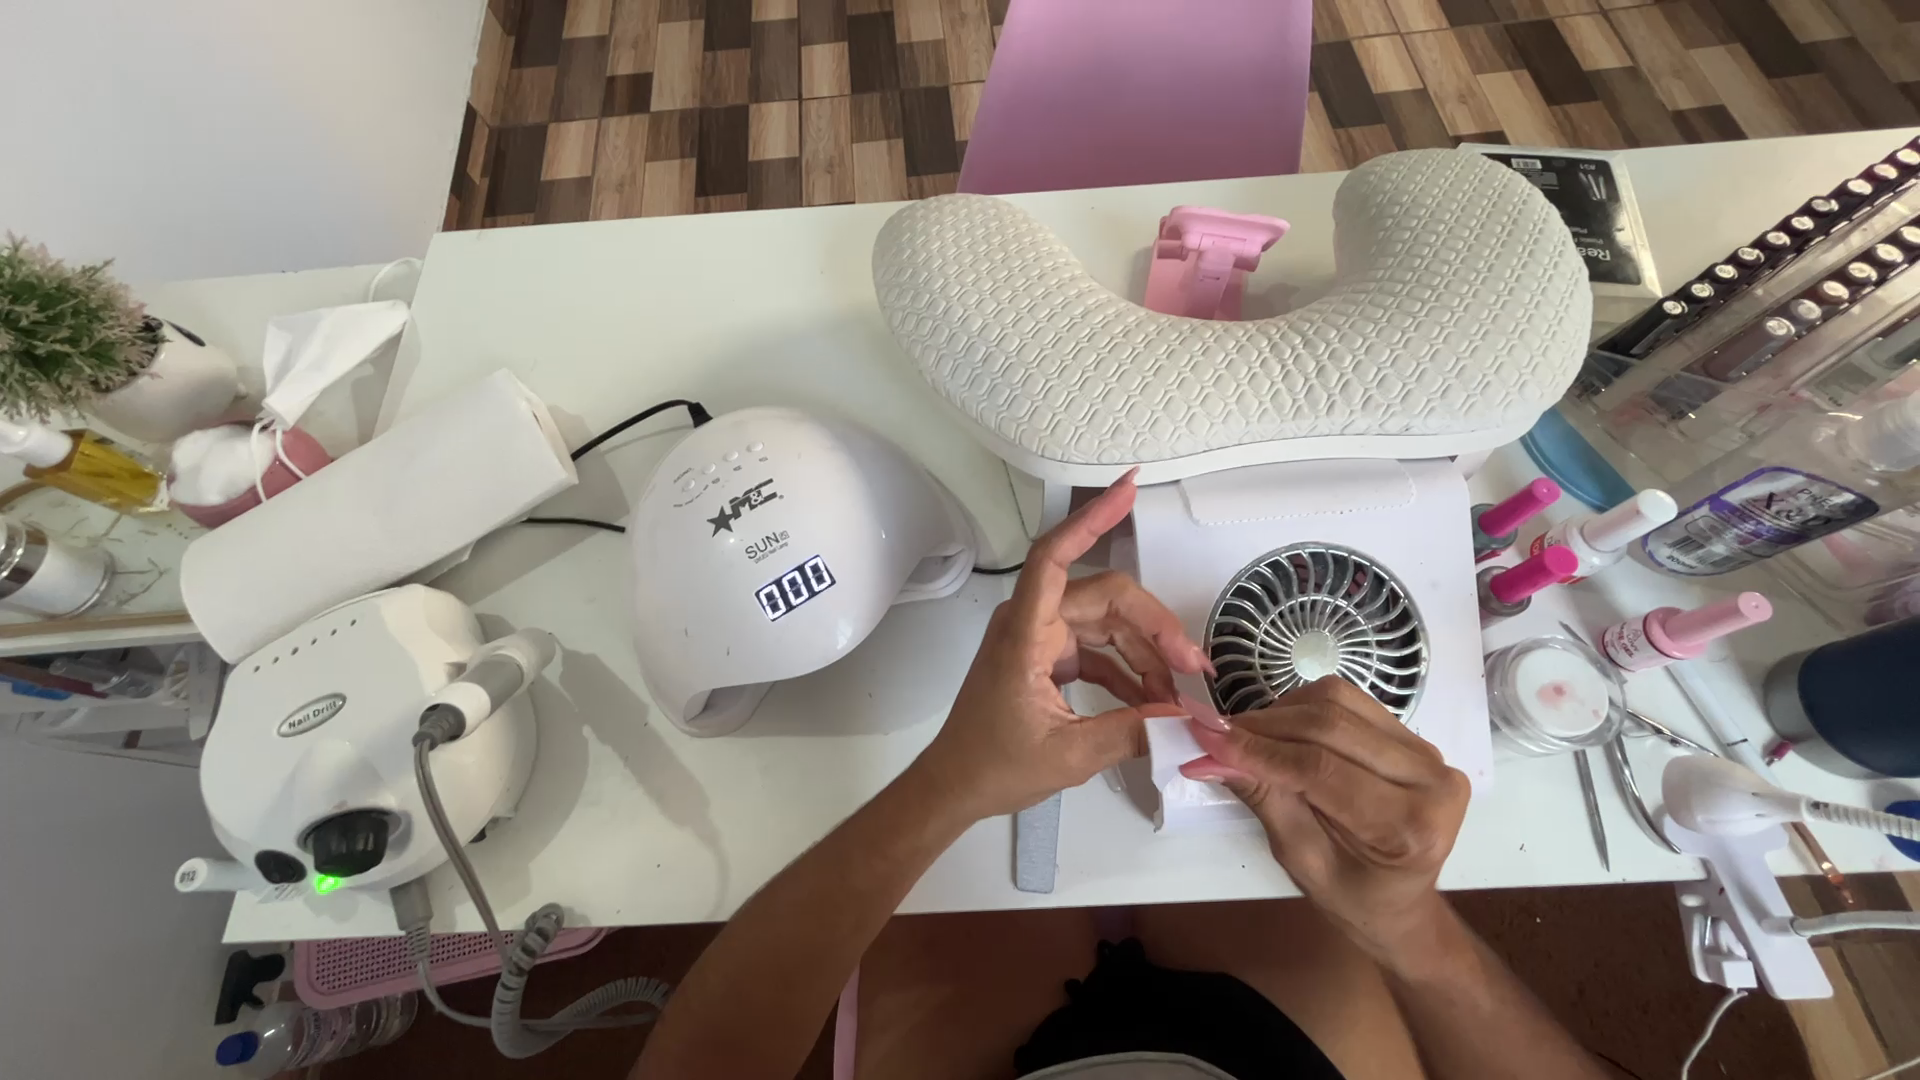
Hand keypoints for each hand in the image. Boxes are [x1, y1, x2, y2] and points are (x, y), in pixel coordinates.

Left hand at [910, 470, 1212, 821]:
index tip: (1129, 489)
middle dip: (1152, 626)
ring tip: (1177, 693)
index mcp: (1024, 633)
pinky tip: (1154, 699)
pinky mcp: (1047, 655)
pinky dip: (1127, 670)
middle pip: (1103, 597)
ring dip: (1145, 652)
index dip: (1090, 519)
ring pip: (1106, 623)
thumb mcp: (1070, 756)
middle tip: (1193, 666)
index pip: (1053, 558)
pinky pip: (1097, 648)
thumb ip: (1133, 732)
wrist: (956, 784)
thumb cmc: (996, 766)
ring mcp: (1040, 637)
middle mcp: (1032, 622)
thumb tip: (1189, 720)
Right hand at [1179, 677, 1469, 964]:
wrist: (1398, 900)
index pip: (1318, 768)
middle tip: (1212, 732)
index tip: (1203, 737)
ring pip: (1334, 702)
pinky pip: (1345, 700)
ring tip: (1246, 736)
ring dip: (1279, 712)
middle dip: (1261, 726)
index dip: (1255, 749)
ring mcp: (1426, 752)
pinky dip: (1300, 707)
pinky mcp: (1410, 735)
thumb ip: (1262, 798)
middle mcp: (1431, 781)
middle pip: (1327, 725)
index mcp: (1408, 827)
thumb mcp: (1298, 856)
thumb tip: (1210, 754)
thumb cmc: (1349, 893)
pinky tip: (1280, 730)